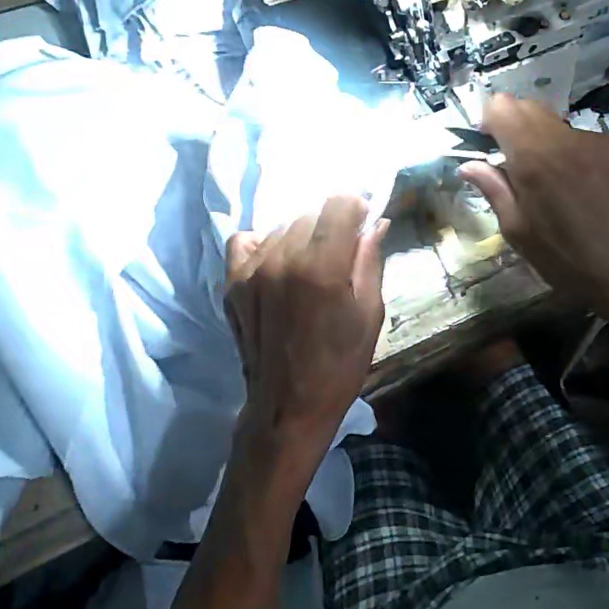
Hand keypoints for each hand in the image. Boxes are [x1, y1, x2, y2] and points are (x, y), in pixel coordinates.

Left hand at [224, 196, 389, 465]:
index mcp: (321, 266)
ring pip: (283, 227)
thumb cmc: (339, 364)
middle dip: (331, 225)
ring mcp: (251, 269)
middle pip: (311, 213)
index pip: (338, 202)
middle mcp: (282, 258)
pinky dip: (265, 245)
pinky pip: (247, 240)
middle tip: (340, 255)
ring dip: (301, 237)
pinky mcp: (232, 282)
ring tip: (309, 268)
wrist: (288, 406)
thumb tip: (376, 221)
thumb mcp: (370, 314)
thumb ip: (370, 260)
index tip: (362, 222)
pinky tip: (277, 266)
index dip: (356, 206)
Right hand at [457, 94, 608, 337]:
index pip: (502, 107)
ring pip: (561, 127)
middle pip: (531, 108)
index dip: (490, 121)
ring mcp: (601, 142)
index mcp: (535, 158)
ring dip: (549, 144)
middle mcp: (568, 139)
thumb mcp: (517, 230)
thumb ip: (493, 188)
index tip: (490, 145)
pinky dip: (579, 156)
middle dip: (517, 129)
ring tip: (558, 185)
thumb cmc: (564, 259)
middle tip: (517, 165)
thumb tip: (468, 164)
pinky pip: (589, 141)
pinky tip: (587, 190)